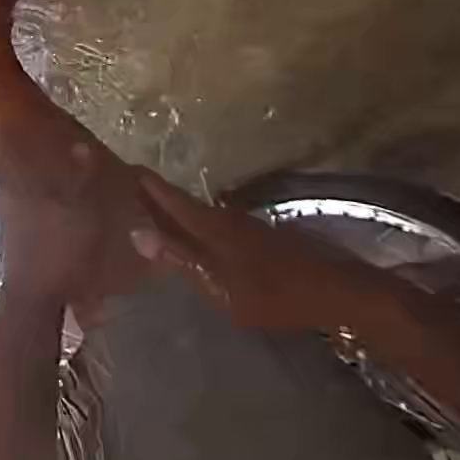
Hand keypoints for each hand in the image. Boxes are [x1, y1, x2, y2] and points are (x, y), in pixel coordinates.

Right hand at [131, 172, 381, 329]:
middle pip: (183, 201)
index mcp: (209, 226)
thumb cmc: (270, 291)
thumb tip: (135, 231)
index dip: (148, 185)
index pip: (170, 199)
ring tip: (156, 205)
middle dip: (158, 193)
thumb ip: (178, 257)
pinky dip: (196, 221)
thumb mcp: (216, 283)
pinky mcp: (257, 239)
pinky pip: (214, 222)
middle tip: (133, 183)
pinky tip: (196, 230)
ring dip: (177, 207)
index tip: (126, 167)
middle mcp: (223, 219)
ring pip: (199, 212)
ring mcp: (242, 228)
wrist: (333, 291)